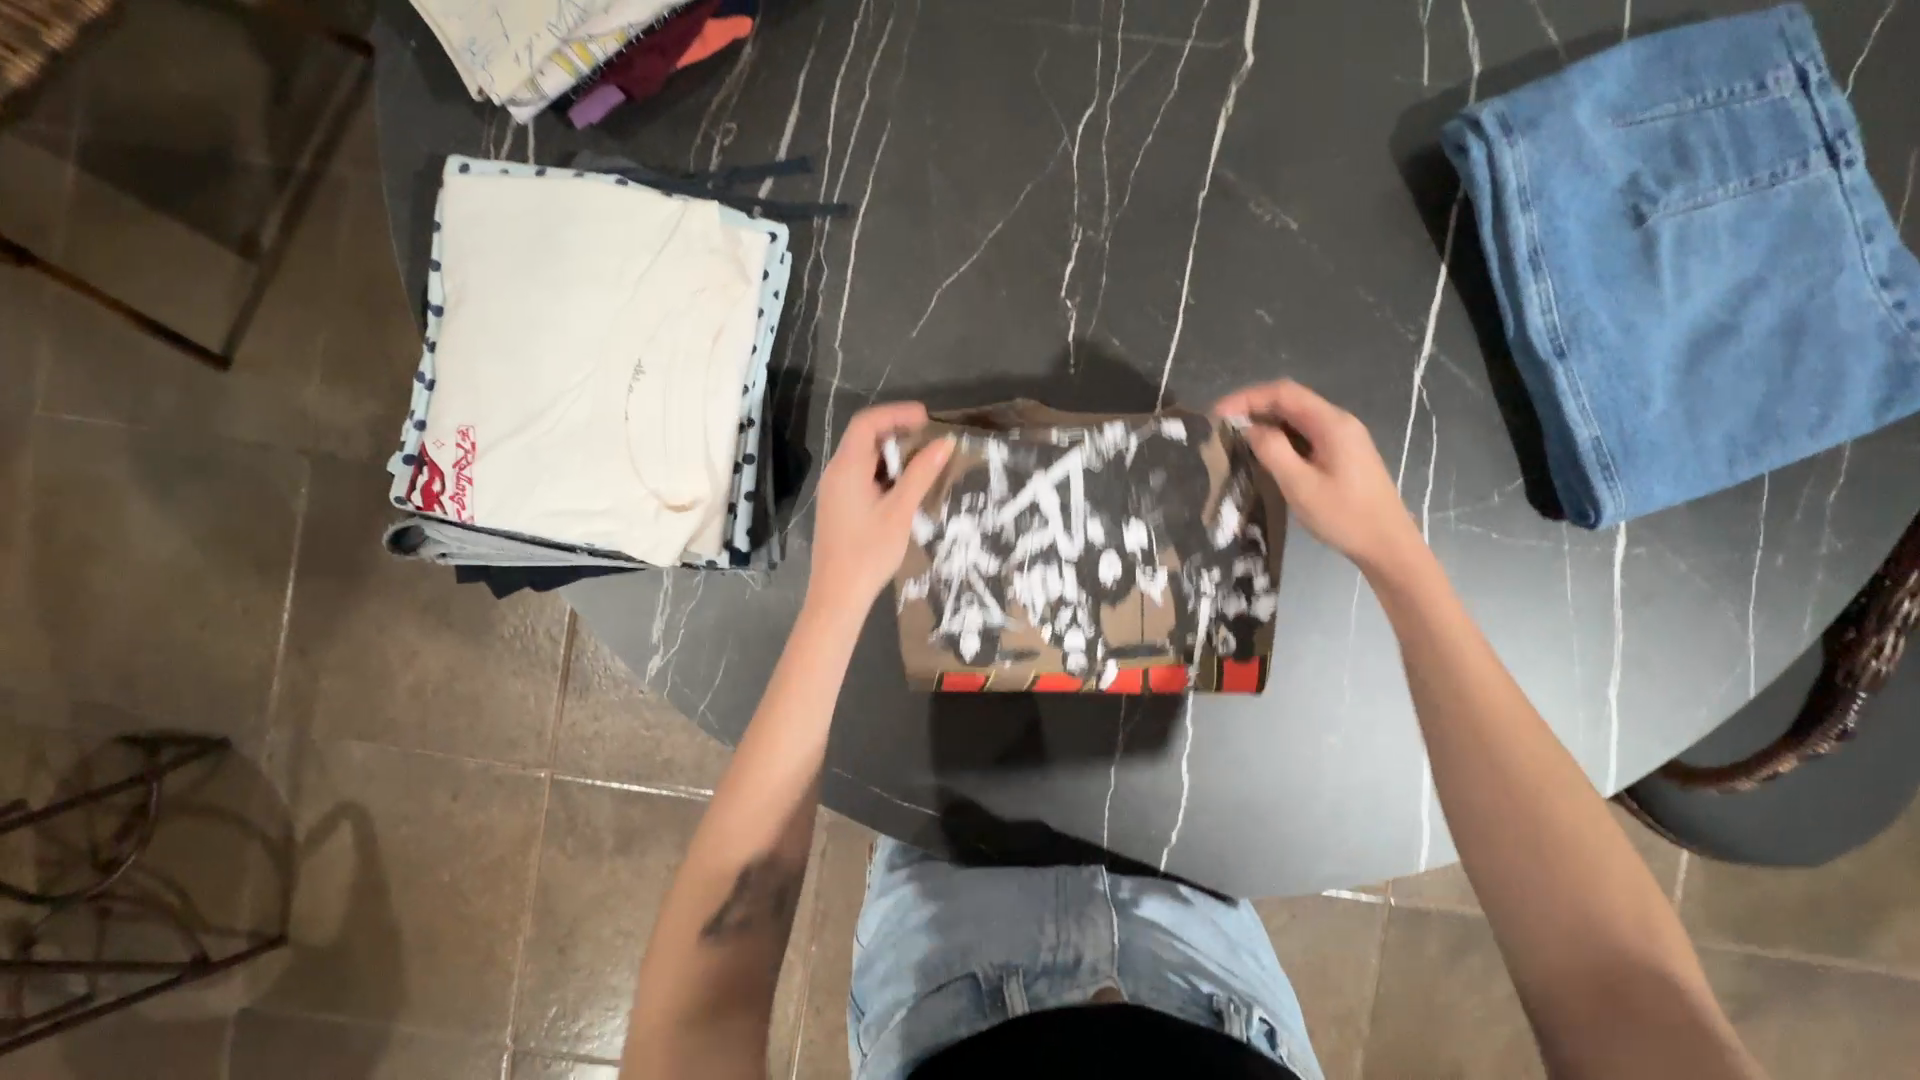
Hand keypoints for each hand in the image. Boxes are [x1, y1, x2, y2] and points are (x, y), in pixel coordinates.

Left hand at [806, 402, 952, 619]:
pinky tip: (903, 489)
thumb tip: (945, 443)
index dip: (896, 413)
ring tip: (922, 463)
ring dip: (891, 455)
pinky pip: (859, 476)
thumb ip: (921, 474)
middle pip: (863, 437)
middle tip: (929, 439)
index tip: (926, 418)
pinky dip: (882, 473)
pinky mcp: (837, 506)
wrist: (837, 595)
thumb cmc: (869, 552)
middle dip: (896, 432)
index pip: (867, 423)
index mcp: (847, 468)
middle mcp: (835, 473)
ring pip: (862, 458)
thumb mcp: (900, 511)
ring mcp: (833, 490)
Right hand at [1213, 379, 1424, 576]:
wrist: (1387, 544)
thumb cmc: (1344, 516)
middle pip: (1291, 401)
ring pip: (1298, 418)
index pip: (1284, 393)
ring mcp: (1344, 438)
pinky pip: (1306, 434)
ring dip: (1266, 423)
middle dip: (1254, 409)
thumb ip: (1273, 451)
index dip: (1247, 398)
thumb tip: (1250, 428)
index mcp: (1331, 424)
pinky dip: (1281, 438)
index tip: (1218, 414)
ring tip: (1236, 440)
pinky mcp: (1343, 454)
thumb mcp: (1300, 485)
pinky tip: (1265, 454)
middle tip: (1222, 428)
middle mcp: (1339, 422)